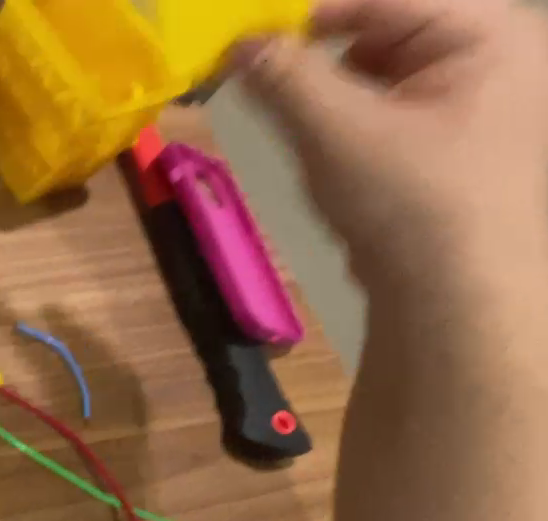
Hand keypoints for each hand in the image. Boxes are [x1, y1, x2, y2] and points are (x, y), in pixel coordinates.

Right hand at [236, 0, 547, 291]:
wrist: (449, 279)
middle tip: (269, 85)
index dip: (314, 15)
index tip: (249, 42)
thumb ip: (287, 81)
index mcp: (487, 33)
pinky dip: (349, 115)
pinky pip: (390, 102)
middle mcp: (494, 50)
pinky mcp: (450, 134)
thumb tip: (241, 44)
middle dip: (324, 54)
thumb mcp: (335, 132)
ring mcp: (475, 94)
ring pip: (384, 67)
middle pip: (389, 27)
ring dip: (332, 89)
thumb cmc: (404, 196)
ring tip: (302, 125)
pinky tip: (328, 146)